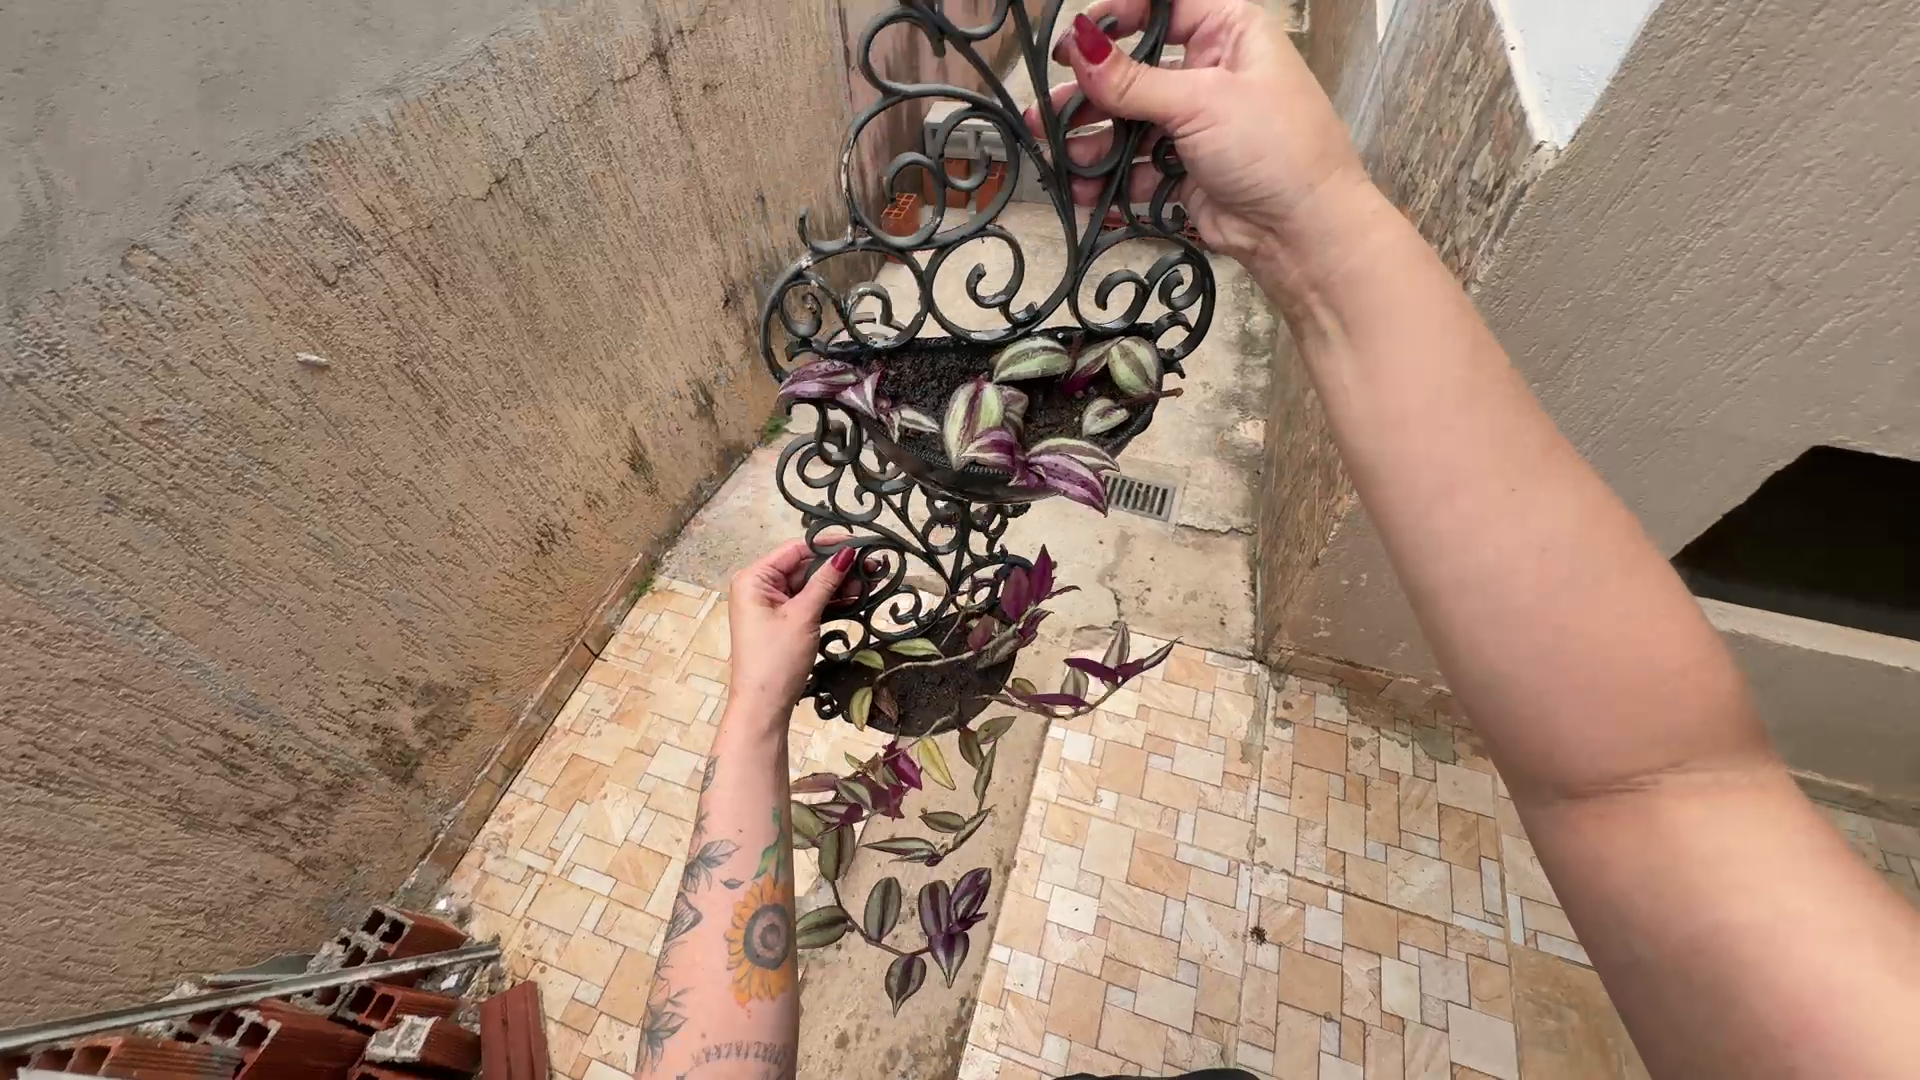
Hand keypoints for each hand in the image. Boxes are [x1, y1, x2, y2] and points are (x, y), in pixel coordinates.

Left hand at [726, 540, 858, 719]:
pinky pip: (811, 602)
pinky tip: (857, 596)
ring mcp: (773, 604)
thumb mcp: (803, 615)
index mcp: (755, 578)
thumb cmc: (776, 659)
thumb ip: (826, 581)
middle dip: (839, 567)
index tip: (860, 543)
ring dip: (840, 584)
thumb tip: (848, 553)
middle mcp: (761, 586)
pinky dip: (832, 600)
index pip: (796, 549)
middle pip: (806, 566)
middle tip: (873, 565)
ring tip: (872, 581)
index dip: (829, 545)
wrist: (764, 706)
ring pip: (812, 585)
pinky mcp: (785, 620)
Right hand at [1029, 0, 1372, 271]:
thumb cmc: (1273, 145)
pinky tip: (1084, 191)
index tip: (1075, 43)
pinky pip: (1136, 171)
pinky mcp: (1182, 172)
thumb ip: (1134, 80)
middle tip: (1047, 112)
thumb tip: (1080, 43)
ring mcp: (1193, 126)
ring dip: (1092, 144)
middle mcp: (1207, 73)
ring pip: (1129, 127)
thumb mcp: (1201, 101)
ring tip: (1058, 159)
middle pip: (1135, 74)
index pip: (1162, 6)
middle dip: (1091, 96)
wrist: (1299, 229)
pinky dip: (1110, 182)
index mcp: (1227, 31)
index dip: (1117, 18)